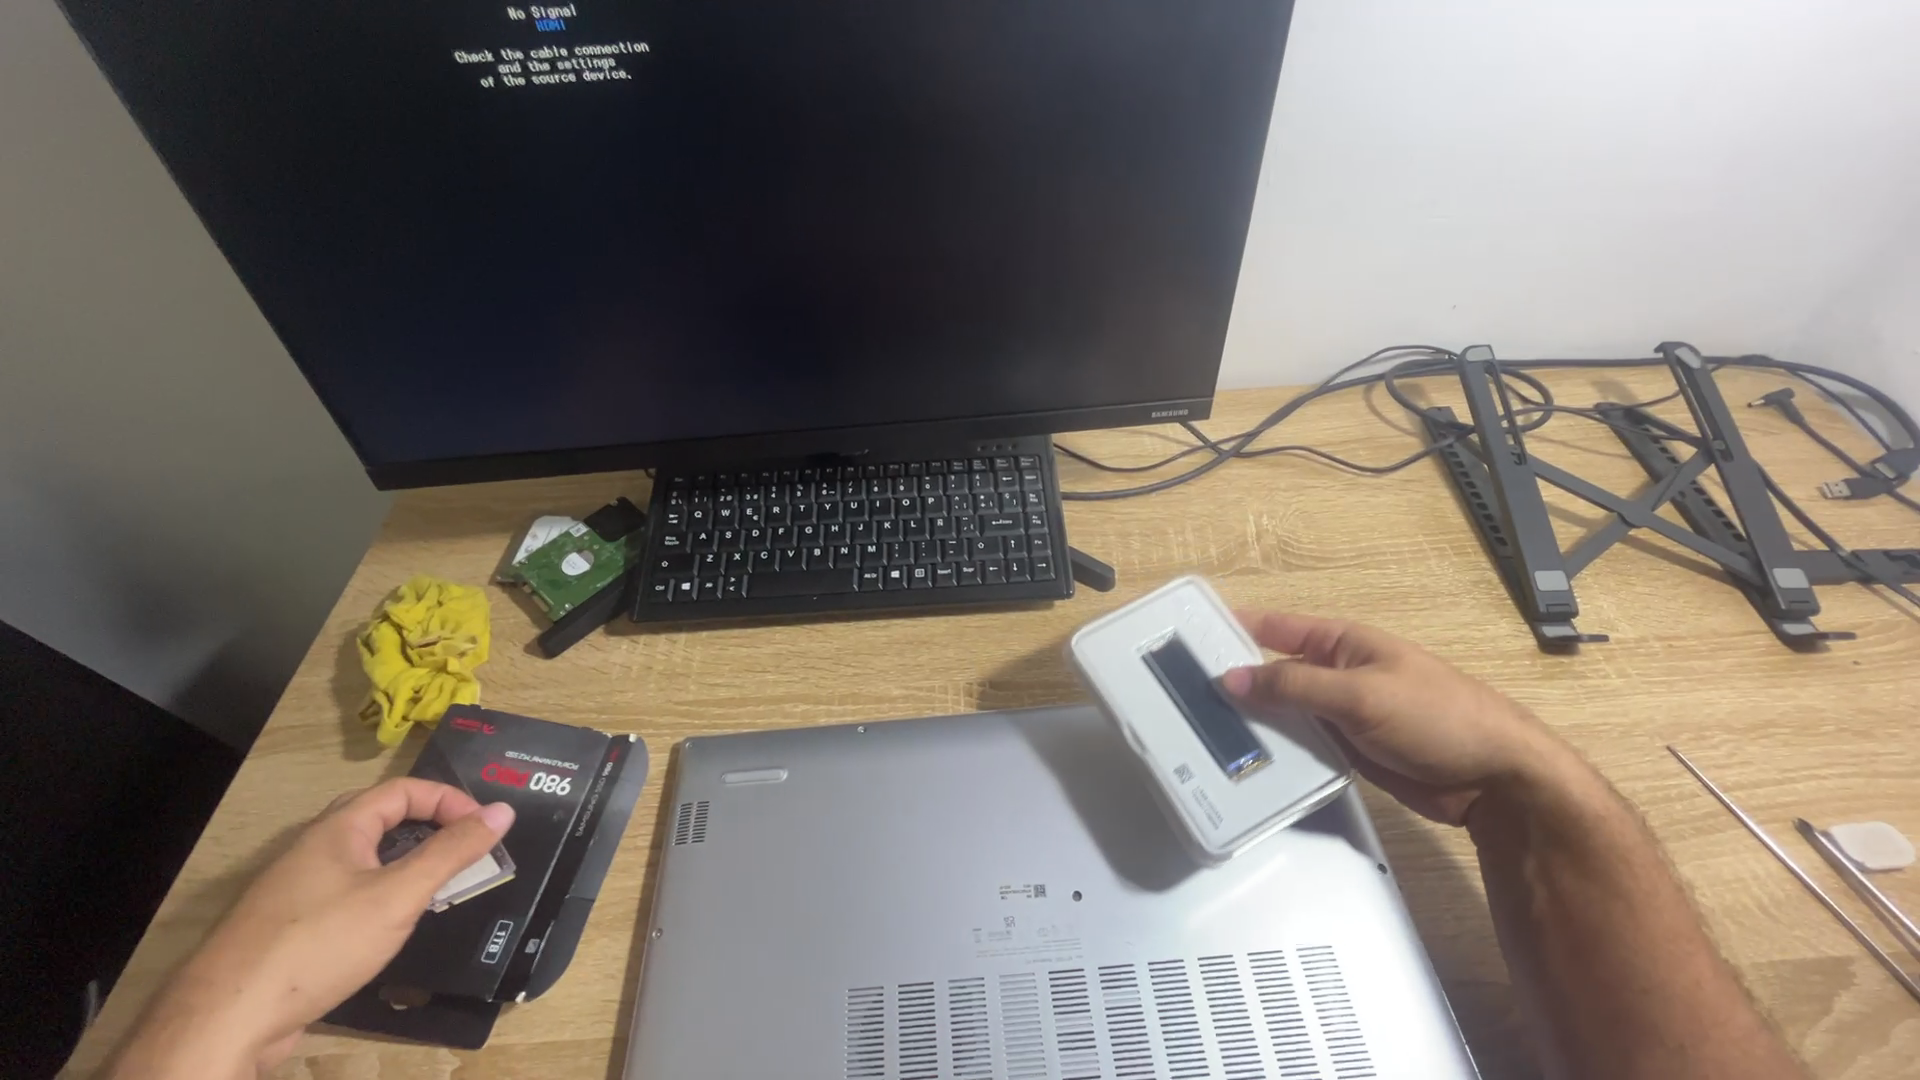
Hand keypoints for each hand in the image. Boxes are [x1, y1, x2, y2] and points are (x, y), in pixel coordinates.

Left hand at [112, 778, 514, 1077]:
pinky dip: (382, 894)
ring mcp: (295, 890)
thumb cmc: (319, 945)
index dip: (449, 800)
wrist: (221, 1026)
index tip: (483, 828)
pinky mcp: (287, 929)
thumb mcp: (400, 895)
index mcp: (337, 829)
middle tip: (464, 850)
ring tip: (438, 888)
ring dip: (408, 864)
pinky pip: (347, 892)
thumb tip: (502, 811)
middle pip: (382, 819)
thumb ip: (453, 851)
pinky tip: (392, 925)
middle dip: (430, 827)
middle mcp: (312, 850)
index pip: (404, 790)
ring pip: (364, 859)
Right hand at [1218, 612, 1573, 825]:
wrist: (1498, 781)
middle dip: (1232, 679)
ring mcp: (1338, 711)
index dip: (1231, 626)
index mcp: (1339, 642)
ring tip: (1200, 729)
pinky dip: (1273, 747)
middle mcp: (1333, 672)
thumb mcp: (1360, 695)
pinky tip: (1243, 758)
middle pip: (1269, 670)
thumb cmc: (1436, 718)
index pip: (1273, 626)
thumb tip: (1231, 678)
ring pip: (1280, 710)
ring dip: (1249, 719)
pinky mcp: (1344, 748)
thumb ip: (1293, 685)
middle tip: (1182, 693)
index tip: (1186, 636)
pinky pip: (1298, 742)